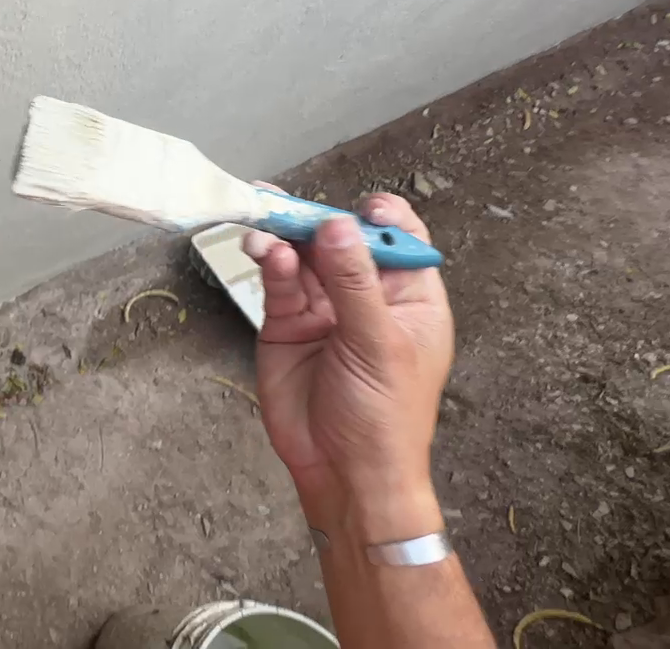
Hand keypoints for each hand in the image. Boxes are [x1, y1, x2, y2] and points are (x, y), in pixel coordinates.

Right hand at [244, 192, 453, 537]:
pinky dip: (268, 263)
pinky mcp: (285, 320)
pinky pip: (277, 280)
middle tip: (282, 201)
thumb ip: (354, 283)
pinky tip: (261, 252)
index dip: (381, 219)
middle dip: (313, 219)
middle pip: (339, 242)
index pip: (399, 242)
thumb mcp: (377, 344)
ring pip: (301, 256)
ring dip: (283, 239)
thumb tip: (337, 224)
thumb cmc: (384, 414)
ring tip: (262, 229)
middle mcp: (364, 296)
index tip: (359, 207)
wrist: (339, 469)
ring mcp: (322, 307)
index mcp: (408, 299)